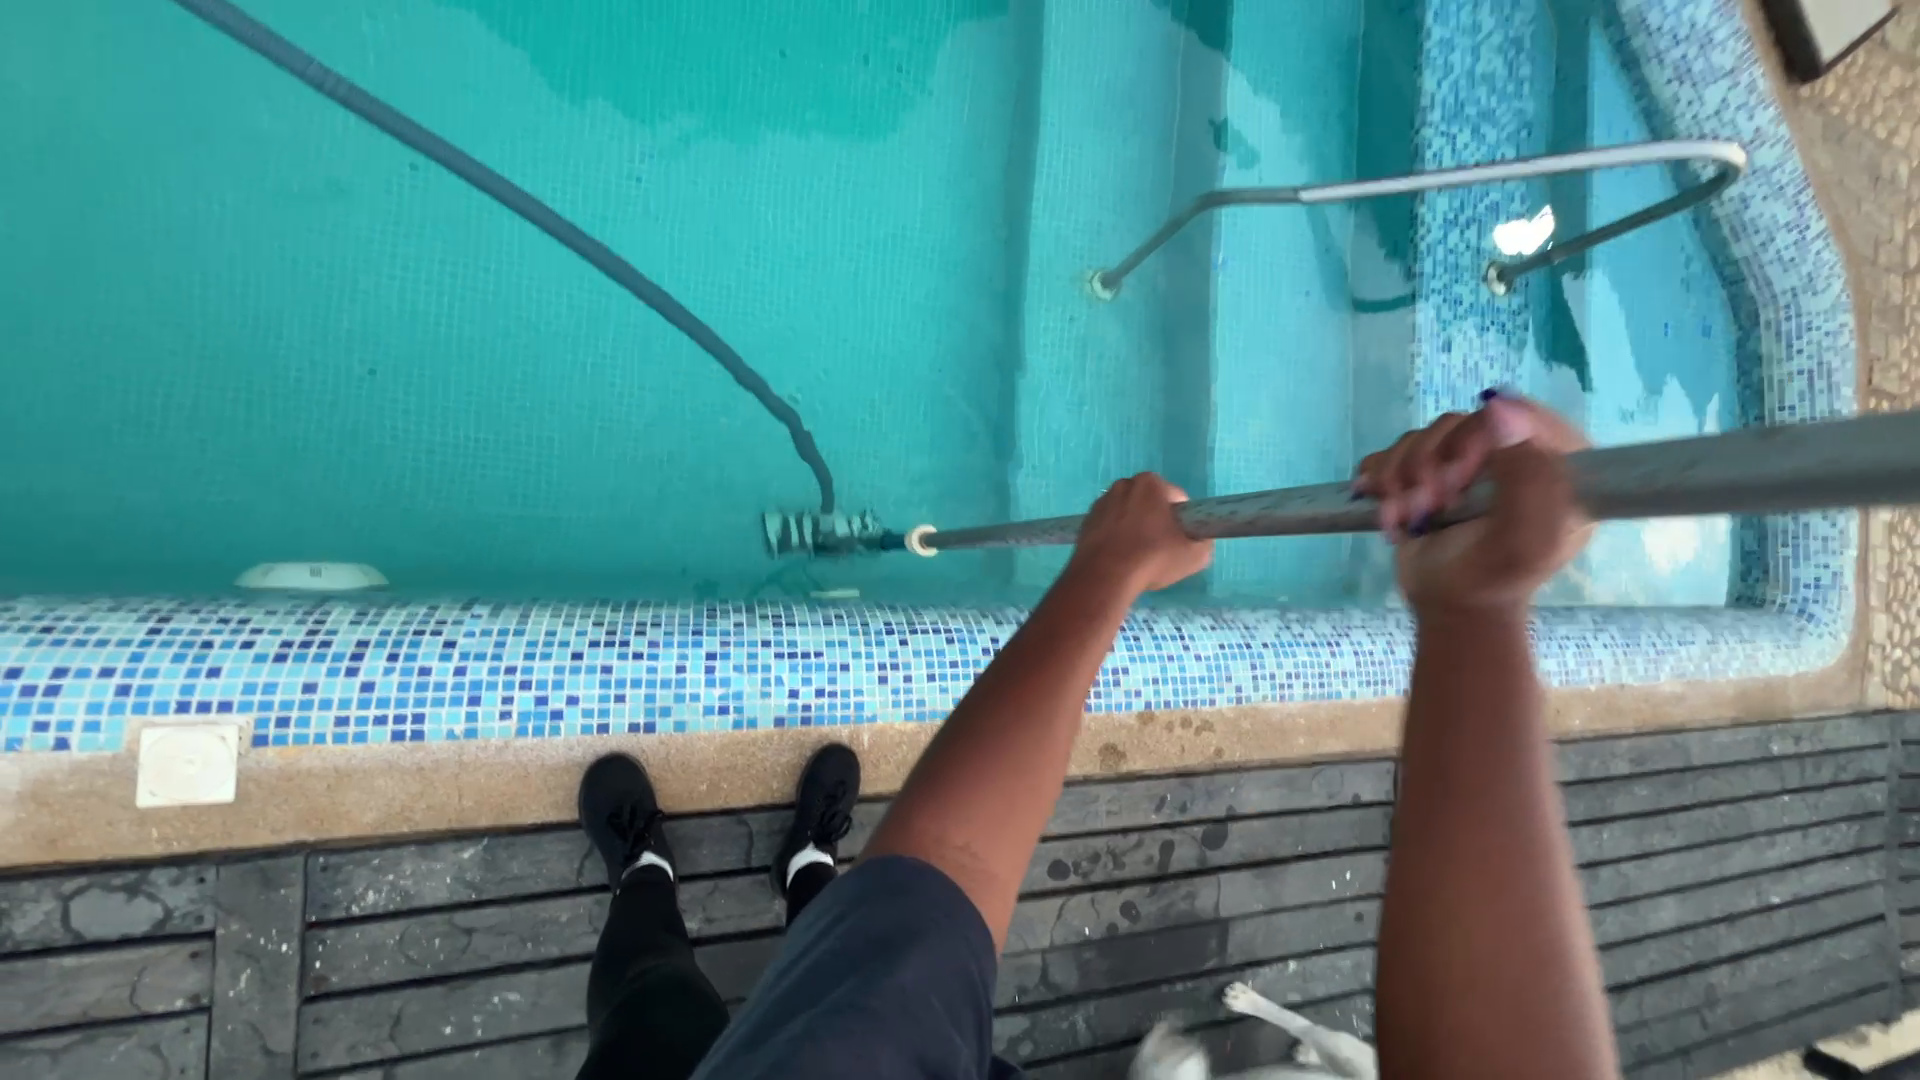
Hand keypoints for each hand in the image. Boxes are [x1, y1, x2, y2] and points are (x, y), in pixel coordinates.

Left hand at [1068, 472, 1213, 593]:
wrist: (1104, 576)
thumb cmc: (1153, 558)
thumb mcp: (1196, 554)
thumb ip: (1204, 541)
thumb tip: (1198, 540)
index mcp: (1150, 483)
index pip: (1176, 499)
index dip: (1182, 521)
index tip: (1179, 540)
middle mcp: (1123, 485)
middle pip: (1149, 504)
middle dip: (1156, 520)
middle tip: (1160, 548)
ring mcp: (1100, 502)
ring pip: (1127, 514)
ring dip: (1134, 527)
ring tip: (1137, 555)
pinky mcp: (1085, 521)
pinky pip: (1108, 526)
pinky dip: (1115, 536)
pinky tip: (1118, 556)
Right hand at [1354, 393, 1591, 617]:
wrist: (1448, 604)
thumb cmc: (1492, 579)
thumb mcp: (1523, 538)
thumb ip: (1525, 475)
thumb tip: (1499, 407)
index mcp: (1553, 462)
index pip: (1514, 415)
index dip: (1475, 438)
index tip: (1455, 482)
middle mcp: (1508, 453)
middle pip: (1456, 425)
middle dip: (1428, 468)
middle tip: (1428, 509)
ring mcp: (1463, 462)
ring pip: (1417, 439)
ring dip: (1399, 481)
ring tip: (1406, 518)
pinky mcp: (1423, 472)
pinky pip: (1389, 454)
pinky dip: (1378, 481)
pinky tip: (1386, 509)